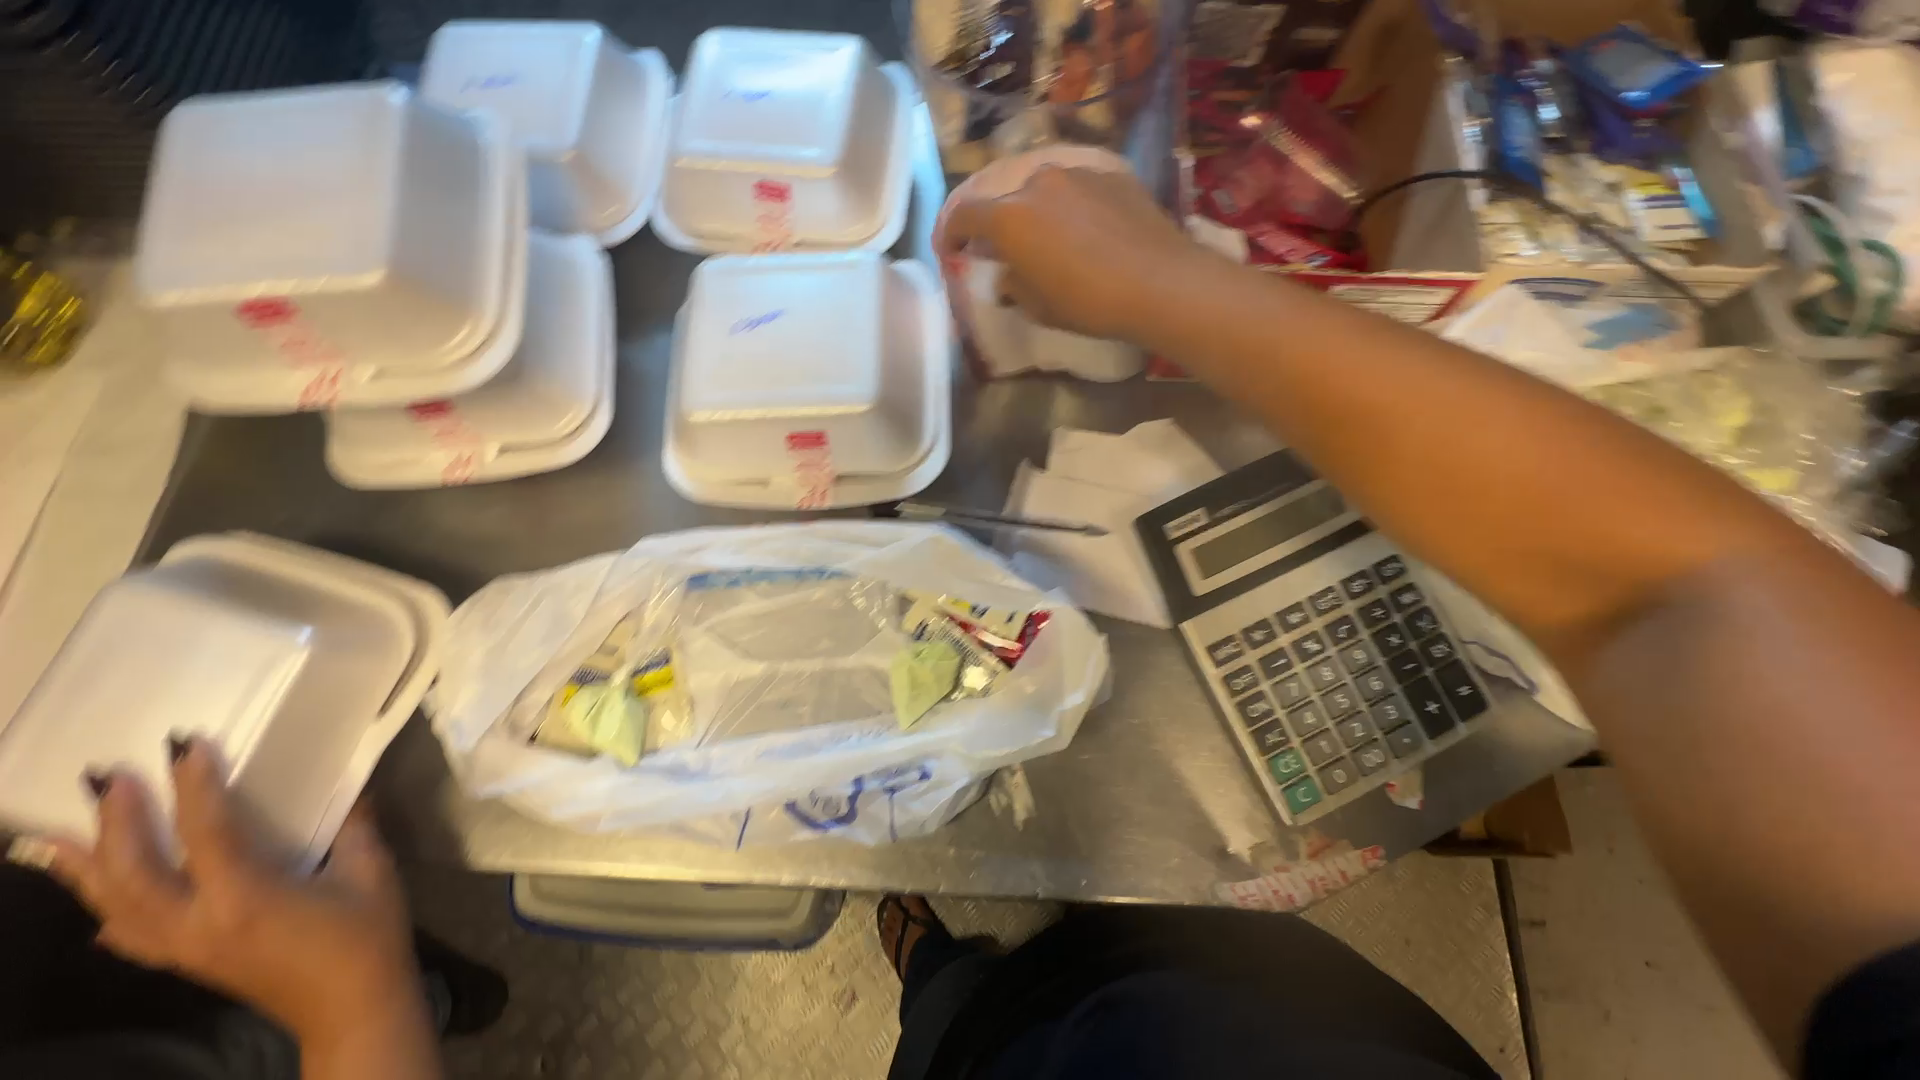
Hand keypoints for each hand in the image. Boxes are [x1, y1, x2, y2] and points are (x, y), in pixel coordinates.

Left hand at [39, 738, 421, 1047]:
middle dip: (119, 823)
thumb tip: (350, 787)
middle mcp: (199, 924)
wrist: (352, 1006)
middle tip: (111, 780)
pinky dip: (108, 913)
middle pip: (135, 872)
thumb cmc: (367, 937)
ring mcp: (186, 948)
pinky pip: (131, 936)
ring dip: (85, 869)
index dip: (195, 787)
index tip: (185, 747)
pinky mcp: (189, 962)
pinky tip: (97, 904)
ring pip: (116, 906)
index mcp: (245, 898)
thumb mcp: (373, 873)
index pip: (206, 832)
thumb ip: (355, 827)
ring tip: (52, 837)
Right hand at [938, 164, 1216, 341]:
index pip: (964, 215)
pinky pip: (1079, 187)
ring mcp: (1078, 173)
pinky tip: (1087, 229)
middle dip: (999, 223)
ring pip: (1044, 189)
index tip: (951, 249)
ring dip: (1038, 211)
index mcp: (1010, 217)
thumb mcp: (1039, 307)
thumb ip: (1012, 284)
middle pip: (1006, 199)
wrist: (1161, 282)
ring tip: (1050, 237)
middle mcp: (1038, 182)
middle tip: (1006, 248)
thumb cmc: (1089, 302)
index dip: (951, 233)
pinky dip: (1072, 206)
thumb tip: (1007, 275)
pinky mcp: (1113, 173)